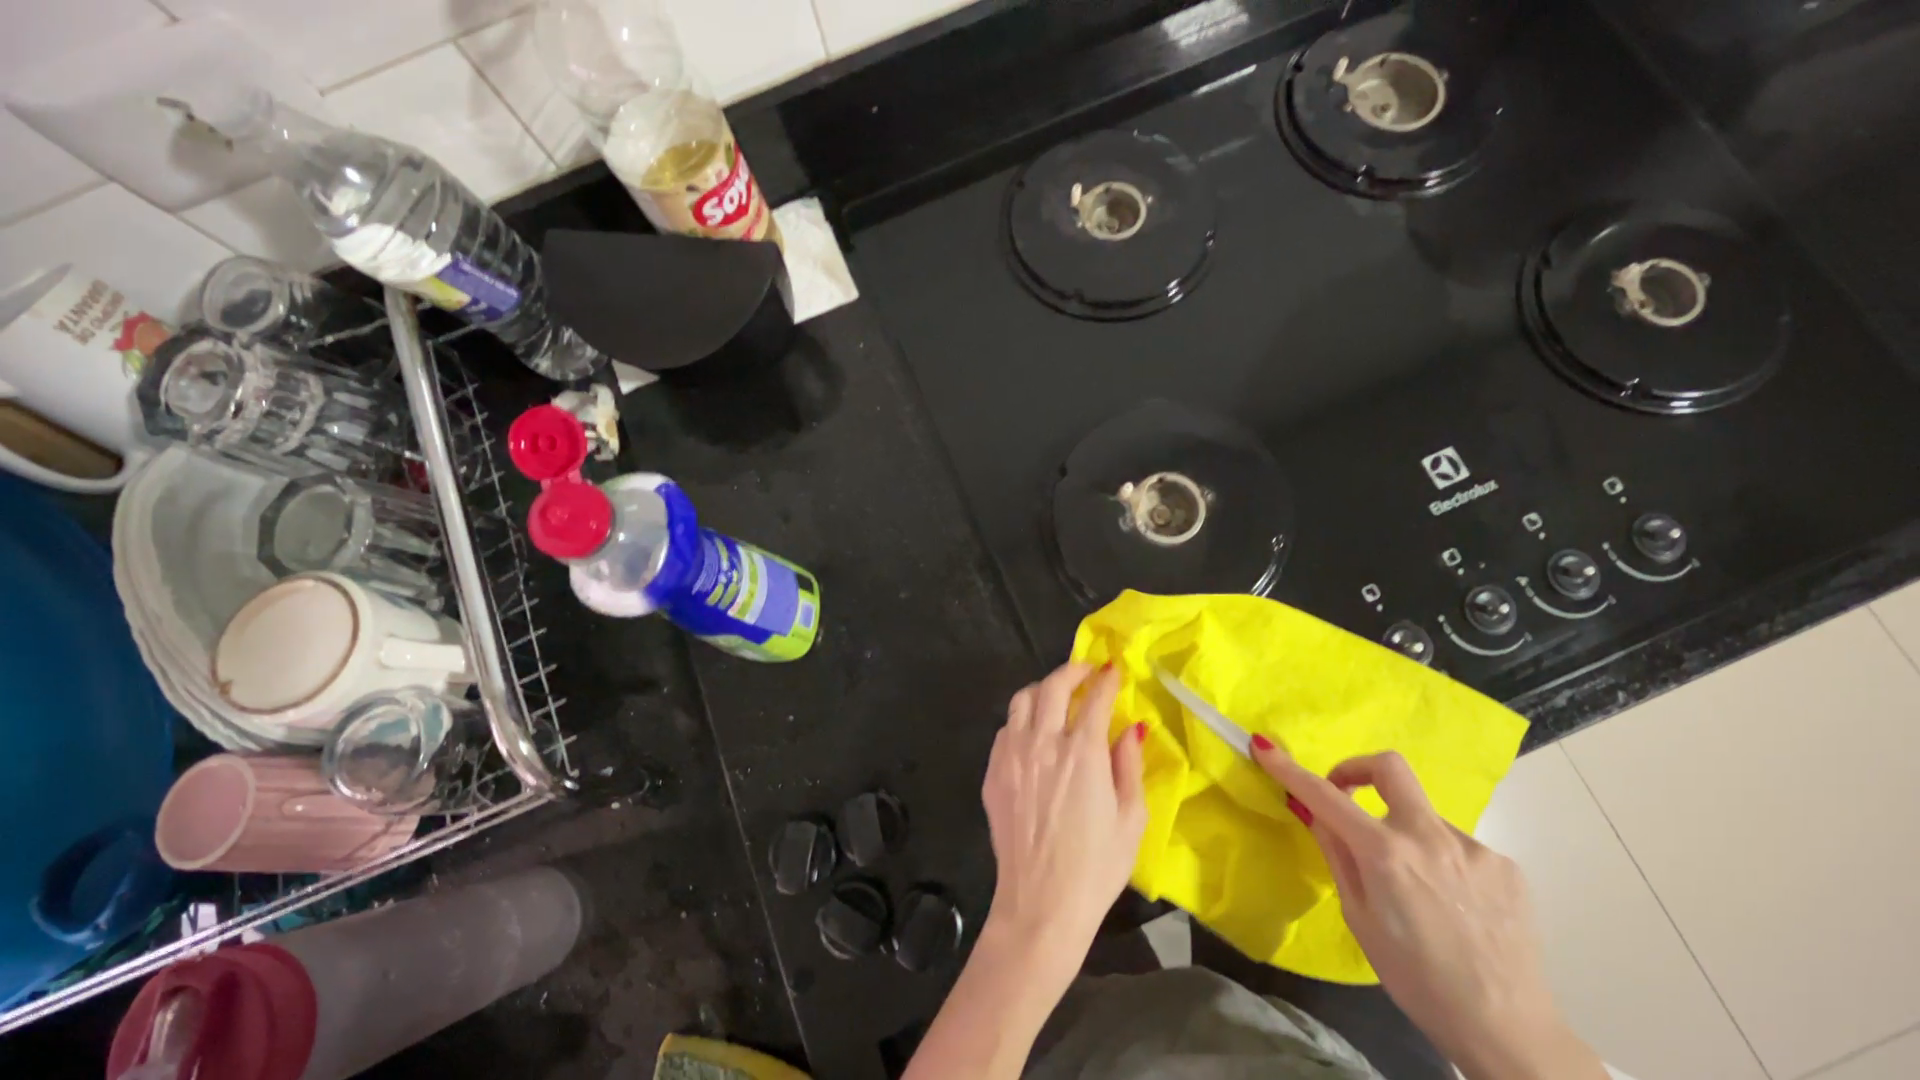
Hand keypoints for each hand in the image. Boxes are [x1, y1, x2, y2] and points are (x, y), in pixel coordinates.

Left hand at [982, 662, 1146, 964]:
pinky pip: (1004, 730)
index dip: (1106, 678)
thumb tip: (1131, 728)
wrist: (1041, 904)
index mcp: (1083, 752)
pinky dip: (1021, 720)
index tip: (1113, 669)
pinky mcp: (993, 775)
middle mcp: (1043, 743)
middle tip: (1086, 672)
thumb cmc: (1097, 866)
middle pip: (1052, 686)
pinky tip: (1033, 734)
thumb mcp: (1131, 817)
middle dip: (1072, 671)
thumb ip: (1130, 764)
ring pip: (1021, 701)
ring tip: (1057, 697)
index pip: (1095, 697)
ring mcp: (1012, 757)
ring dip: (1042, 690)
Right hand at [1252, 741, 1606, 1079]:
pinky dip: (1442, 864)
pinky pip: (1459, 849)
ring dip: (1406, 837)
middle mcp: (1431, 836)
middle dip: (1358, 770)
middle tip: (1347, 797)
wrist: (1505, 1026)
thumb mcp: (1360, 919)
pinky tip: (1452, 908)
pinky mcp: (1506, 865)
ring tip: (1415, 892)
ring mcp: (1474, 847)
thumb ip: (1338, 856)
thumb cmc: (1415, 979)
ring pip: (1425, 820)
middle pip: (1390, 768)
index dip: (1290, 768)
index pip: (1327, 796)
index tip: (1265, 747)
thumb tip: (1315, 812)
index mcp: (1386, 853)